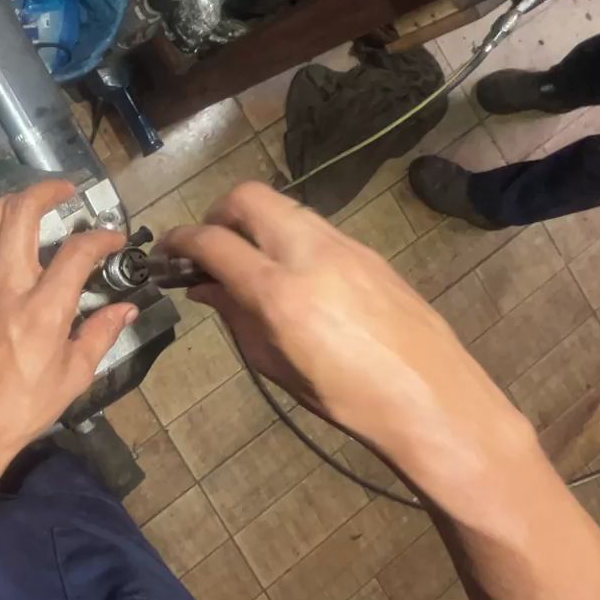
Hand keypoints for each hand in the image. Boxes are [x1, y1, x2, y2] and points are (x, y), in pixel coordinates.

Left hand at [0, 180, 137, 468]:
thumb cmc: (24, 407)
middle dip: (45, 191)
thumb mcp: (75, 377)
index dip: (101, 237)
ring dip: (6, 203)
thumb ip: (100, 335)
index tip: (114, 239)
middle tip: (65, 191)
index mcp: (43, 310)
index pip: (76, 253)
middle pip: (19, 215)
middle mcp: (6, 287)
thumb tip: (126, 308)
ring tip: (25, 203)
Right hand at [158, 182, 534, 482]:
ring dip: (252, 221)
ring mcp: (343, 245)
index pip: (213, 242)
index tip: (165, 251)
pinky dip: (284, 234)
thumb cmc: (345, 399)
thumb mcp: (274, 364)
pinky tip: (289, 272)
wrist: (434, 401)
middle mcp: (308, 253)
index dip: (180, 240)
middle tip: (208, 247)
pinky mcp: (367, 250)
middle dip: (216, 213)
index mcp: (279, 291)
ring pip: (281, 205)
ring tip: (247, 258)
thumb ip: (235, 316)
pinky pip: (311, 225)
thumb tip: (204, 288)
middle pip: (247, 197)